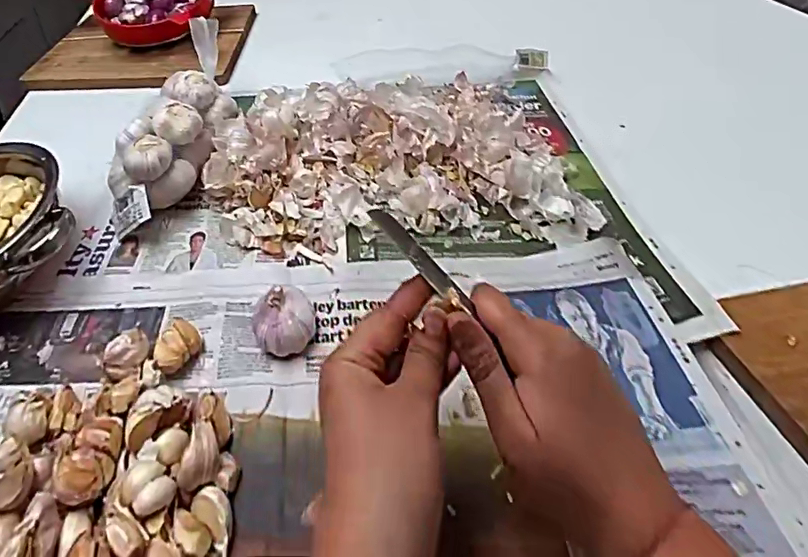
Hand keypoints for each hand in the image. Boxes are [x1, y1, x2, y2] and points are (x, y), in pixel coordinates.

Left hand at [315, 276, 456, 556]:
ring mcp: (366, 407)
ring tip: (463, 330)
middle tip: (454, 304)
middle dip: (421, 324)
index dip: (408, 299)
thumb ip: (424, 358)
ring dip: (429, 351)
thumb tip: (434, 320)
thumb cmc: (390, 465)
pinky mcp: (384, 432)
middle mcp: (350, 379)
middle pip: (388, 340)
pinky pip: (405, 390)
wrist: (381, 539)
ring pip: (400, 366)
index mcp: (345, 363)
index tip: (429, 277)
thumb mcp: (411, 403)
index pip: (381, 319)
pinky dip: (427, 378)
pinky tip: (453, 367)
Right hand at [445, 285, 726, 556]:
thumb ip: (481, 367)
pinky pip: (546, 347)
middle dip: (485, 340)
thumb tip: (454, 316)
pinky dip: (532, 364)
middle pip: (503, 313)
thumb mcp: (511, 430)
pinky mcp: (595, 370)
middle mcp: (564, 340)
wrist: (643, 525)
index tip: (459, 351)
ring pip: (523, 330)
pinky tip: (539, 407)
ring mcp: (584, 355)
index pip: (485, 296)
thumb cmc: (567, 483)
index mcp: (541, 349)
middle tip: (487, 391)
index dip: (464, 316)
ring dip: (508, 354)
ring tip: (513, 404)